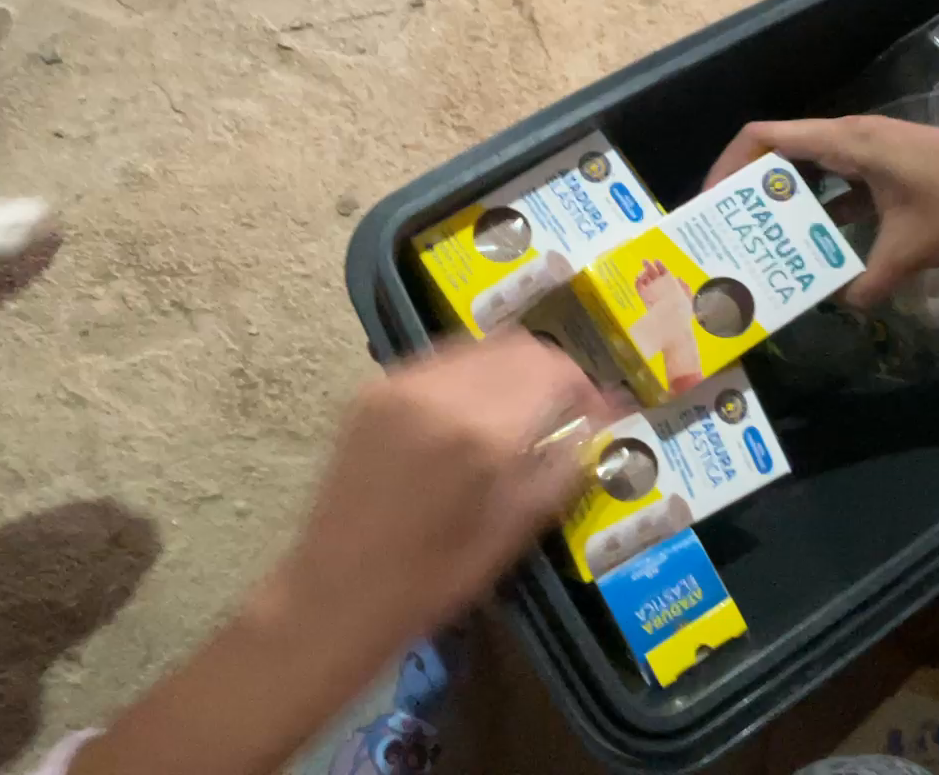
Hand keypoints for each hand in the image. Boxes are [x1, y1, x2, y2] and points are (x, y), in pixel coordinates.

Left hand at [275, 333, 615, 652]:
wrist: (335, 593)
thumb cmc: (435, 578)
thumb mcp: (516, 531)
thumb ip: (565, 466)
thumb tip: (603, 421)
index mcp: (482, 434)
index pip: (553, 371)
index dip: (584, 385)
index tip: (595, 411)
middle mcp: (442, 393)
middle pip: (520, 347)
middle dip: (552, 371)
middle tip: (563, 407)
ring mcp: (402, 384)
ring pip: (481, 346)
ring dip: (513, 368)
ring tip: (521, 408)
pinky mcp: (375, 388)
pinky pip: (443, 359)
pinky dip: (473, 373)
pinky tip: (474, 410)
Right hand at [705, 117, 938, 307]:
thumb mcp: (911, 249)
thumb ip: (868, 280)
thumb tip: (843, 305)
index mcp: (846, 141)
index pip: (765, 136)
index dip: (729, 163)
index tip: (712, 202)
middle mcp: (852, 137)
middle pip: (781, 149)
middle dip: (751, 186)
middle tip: (732, 226)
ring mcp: (872, 150)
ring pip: (810, 167)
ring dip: (787, 198)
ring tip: (766, 237)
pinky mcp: (890, 166)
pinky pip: (838, 181)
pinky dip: (821, 206)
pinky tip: (817, 241)